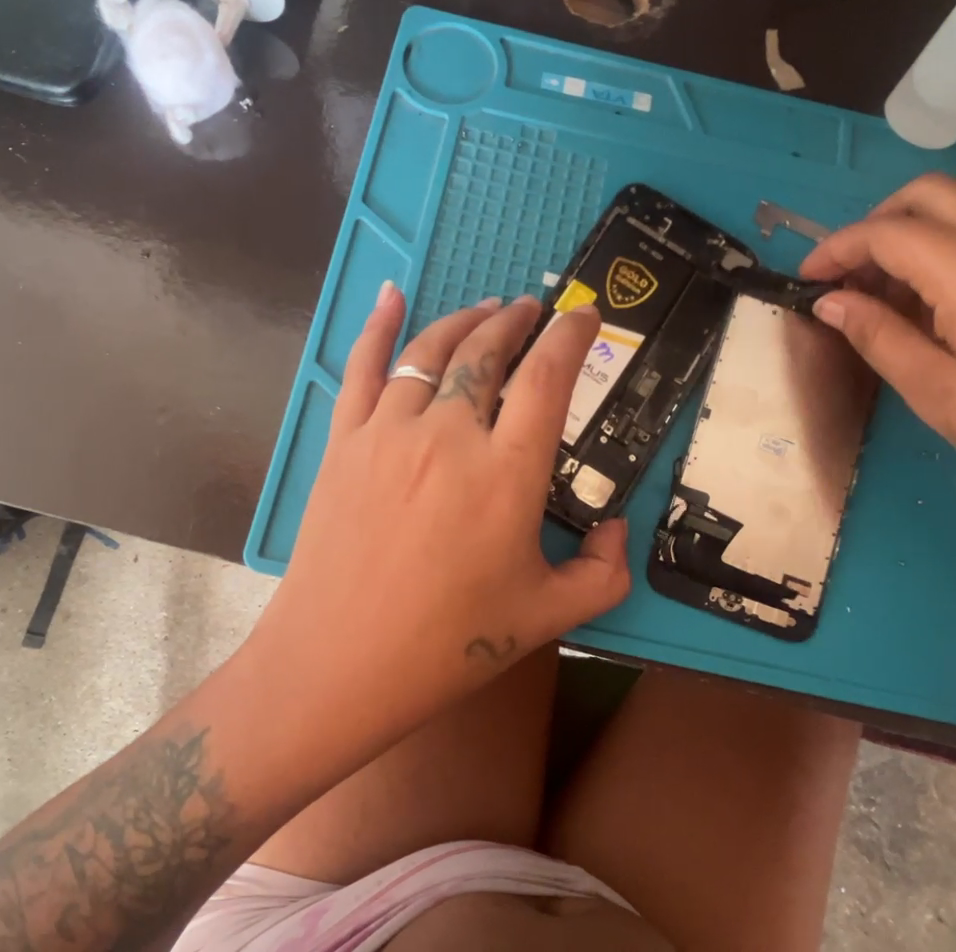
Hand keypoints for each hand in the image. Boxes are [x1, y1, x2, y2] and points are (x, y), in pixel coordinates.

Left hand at [250, 283, 630, 722]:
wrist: (339, 661)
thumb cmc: (449, 644)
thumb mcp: (550, 617)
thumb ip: (603, 570)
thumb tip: (616, 529)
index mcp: (507, 471)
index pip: (547, 377)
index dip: (571, 336)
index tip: (585, 316)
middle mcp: (449, 434)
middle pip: (487, 351)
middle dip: (517, 320)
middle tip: (533, 309)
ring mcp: (389, 431)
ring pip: (431, 351)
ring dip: (465, 320)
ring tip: (487, 309)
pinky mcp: (345, 442)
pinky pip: (362, 368)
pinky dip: (378, 325)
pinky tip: (391, 295)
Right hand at [801, 173, 955, 530]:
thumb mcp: (935, 390)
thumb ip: (877, 335)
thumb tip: (830, 302)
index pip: (887, 233)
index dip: (836, 249)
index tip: (805, 280)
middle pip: (928, 195)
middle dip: (875, 224)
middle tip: (845, 277)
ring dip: (913, 238)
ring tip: (882, 300)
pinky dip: (948, 252)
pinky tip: (934, 309)